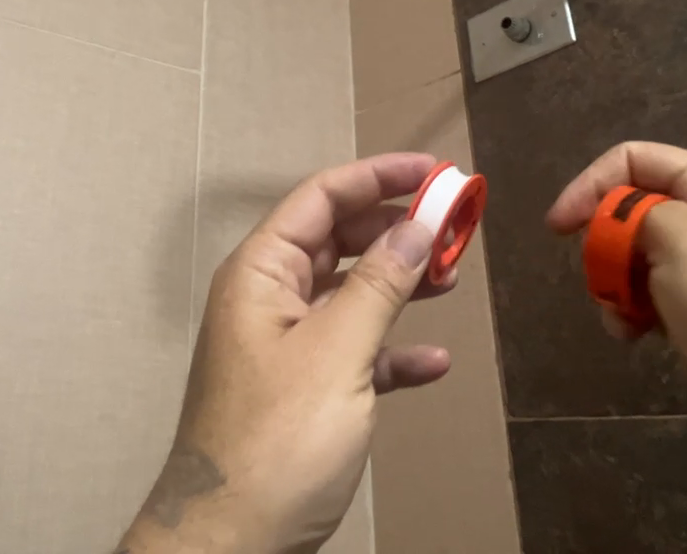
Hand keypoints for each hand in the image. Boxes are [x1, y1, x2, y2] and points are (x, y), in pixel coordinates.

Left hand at [118, 154, 454, 553]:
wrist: (232, 547)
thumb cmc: (277, 439)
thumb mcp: (336, 354)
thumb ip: (378, 285)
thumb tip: (417, 225)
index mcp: (263, 271)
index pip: (322, 197)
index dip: (379, 176)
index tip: (434, 171)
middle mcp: (271, 296)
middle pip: (340, 239)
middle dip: (396, 229)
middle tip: (454, 227)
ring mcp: (287, 343)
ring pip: (351, 292)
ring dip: (401, 283)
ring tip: (451, 277)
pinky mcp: (305, 388)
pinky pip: (355, 350)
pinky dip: (392, 350)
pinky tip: (433, 363)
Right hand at [547, 143, 686, 553]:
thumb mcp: (682, 236)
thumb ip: (631, 212)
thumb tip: (611, 226)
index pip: (636, 160)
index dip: (591, 185)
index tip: (558, 227)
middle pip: (633, 210)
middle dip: (603, 240)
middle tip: (600, 277)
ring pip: (637, 259)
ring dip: (614, 282)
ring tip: (620, 317)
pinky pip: (652, 300)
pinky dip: (631, 313)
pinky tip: (632, 337)